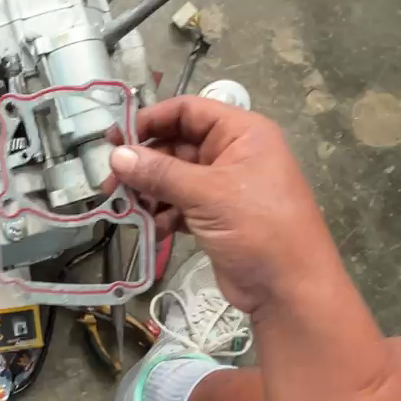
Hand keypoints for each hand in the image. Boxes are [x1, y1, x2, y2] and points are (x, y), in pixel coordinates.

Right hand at [109, 97, 327, 320]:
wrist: (289, 289)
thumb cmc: (259, 229)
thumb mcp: (208, 195)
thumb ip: (159, 173)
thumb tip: (117, 155)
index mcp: (242, 134)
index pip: (188, 111)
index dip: (150, 119)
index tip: (114, 138)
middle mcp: (232, 154)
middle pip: (175, 145)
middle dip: (143, 164)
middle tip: (111, 183)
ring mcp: (222, 187)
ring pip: (172, 178)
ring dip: (148, 192)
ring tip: (126, 209)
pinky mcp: (214, 216)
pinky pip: (178, 204)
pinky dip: (161, 214)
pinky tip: (150, 228)